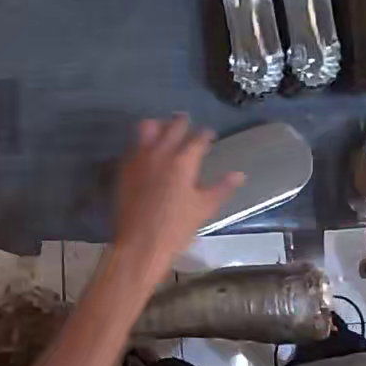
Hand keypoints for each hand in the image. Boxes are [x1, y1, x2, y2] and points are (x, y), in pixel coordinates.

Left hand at [112, 115, 242, 274]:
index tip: (210, 135)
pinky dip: (143, 141)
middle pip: (173, 126)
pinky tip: (147, 148)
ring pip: (148, 127)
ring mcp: (140, 158)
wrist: (141, 243)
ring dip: (159, 125)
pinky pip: (133, 144)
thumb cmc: (176, 227)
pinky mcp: (125, 167)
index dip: (206, 134)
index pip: (198, 138)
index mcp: (184, 161)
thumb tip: (239, 174)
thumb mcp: (204, 207)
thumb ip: (222, 188)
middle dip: (183, 122)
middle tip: (188, 124)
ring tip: (164, 128)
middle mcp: (161, 153)